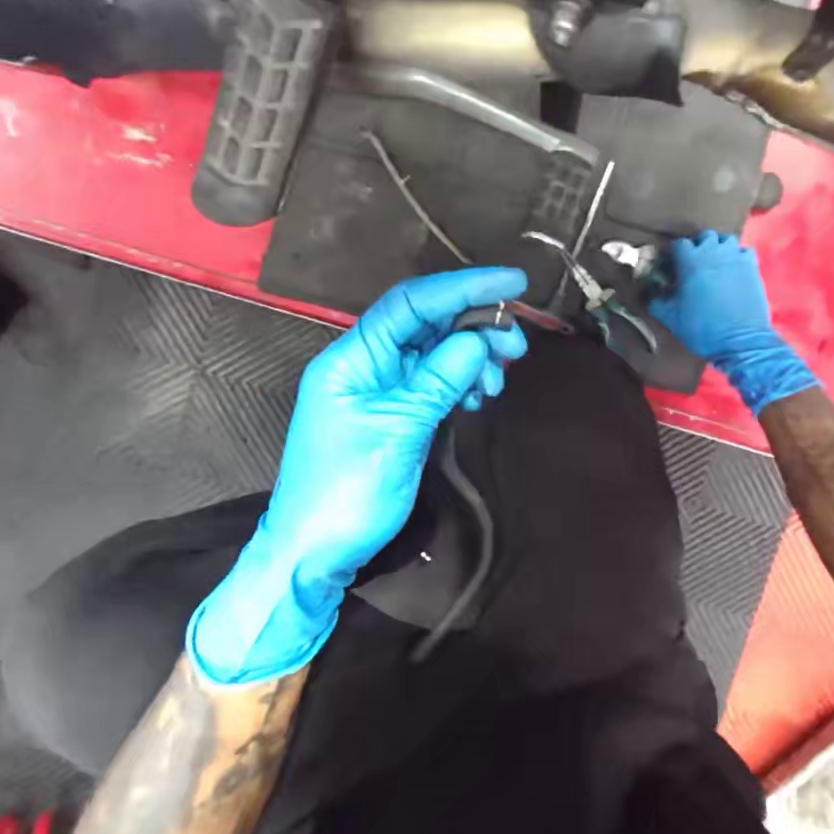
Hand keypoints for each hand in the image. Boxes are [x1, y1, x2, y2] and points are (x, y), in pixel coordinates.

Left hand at [190, 267, 528, 683]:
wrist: (315, 551)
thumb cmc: (346, 491)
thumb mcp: (398, 431)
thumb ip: (439, 379)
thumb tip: (479, 338)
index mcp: (353, 357)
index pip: (412, 303)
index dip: (464, 286)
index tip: (514, 282)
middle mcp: (367, 362)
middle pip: (428, 322)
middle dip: (476, 324)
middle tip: (517, 346)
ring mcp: (382, 386)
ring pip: (437, 350)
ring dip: (474, 355)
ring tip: (500, 378)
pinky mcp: (397, 409)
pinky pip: (436, 379)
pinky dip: (463, 380)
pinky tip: (480, 395)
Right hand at [651, 230, 817, 414]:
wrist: (739, 342)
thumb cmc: (702, 328)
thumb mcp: (671, 317)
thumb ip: (656, 300)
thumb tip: (651, 292)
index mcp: (690, 260)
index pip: (678, 244)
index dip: (673, 254)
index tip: (671, 266)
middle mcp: (713, 252)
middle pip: (703, 237)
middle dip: (697, 247)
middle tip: (694, 264)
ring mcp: (735, 257)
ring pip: (725, 240)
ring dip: (718, 248)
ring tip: (715, 264)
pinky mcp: (752, 266)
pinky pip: (743, 252)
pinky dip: (737, 257)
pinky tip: (734, 269)